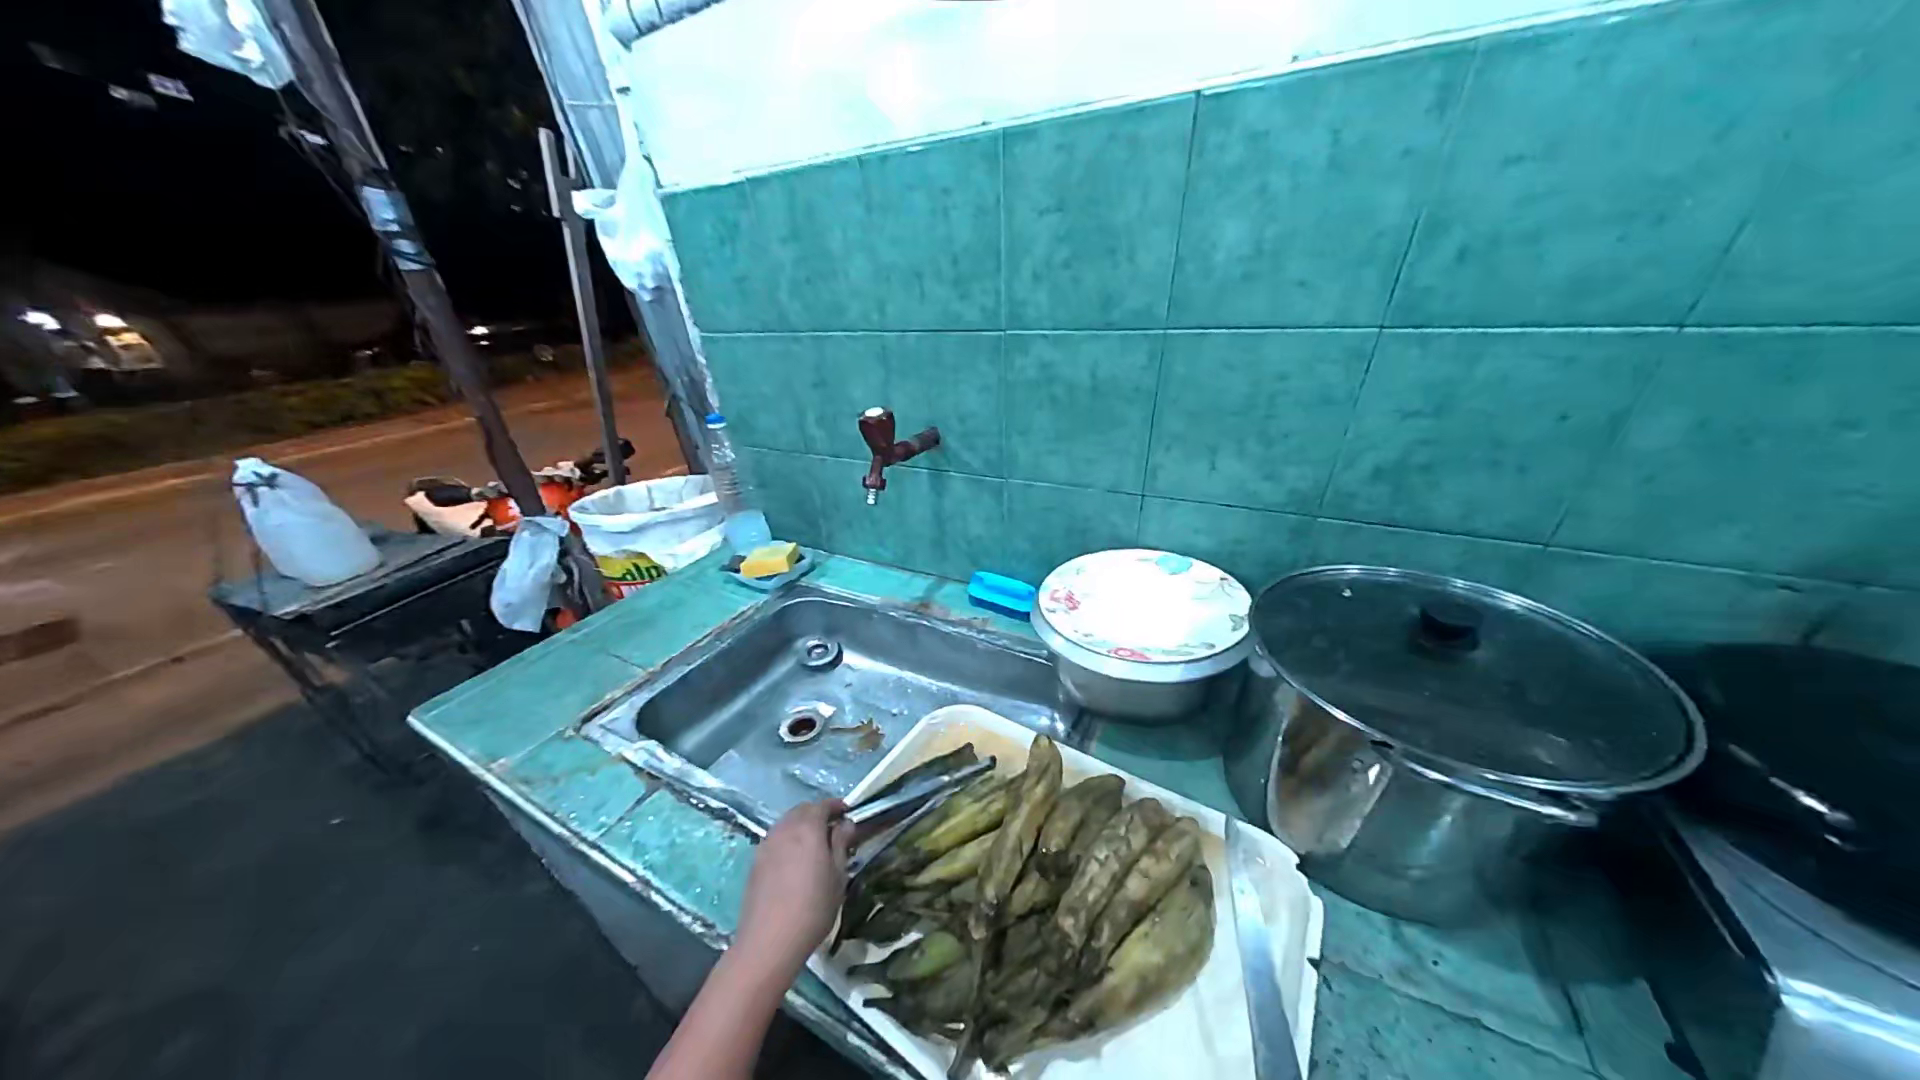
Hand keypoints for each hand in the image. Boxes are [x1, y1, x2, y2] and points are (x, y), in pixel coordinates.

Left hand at [735, 799, 853, 969]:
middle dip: (818, 813)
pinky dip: (787, 839)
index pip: (822, 805)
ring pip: (786, 823)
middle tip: (833, 828)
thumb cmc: (813, 908)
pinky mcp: (755, 862)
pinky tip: (795, 860)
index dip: (836, 806)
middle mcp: (784, 829)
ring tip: (814, 844)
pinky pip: (775, 839)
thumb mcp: (837, 876)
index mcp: (807, 828)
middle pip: (802, 810)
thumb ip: (841, 844)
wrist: (769, 942)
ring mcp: (766, 844)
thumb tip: (845, 824)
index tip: (848, 813)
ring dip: (801, 825)